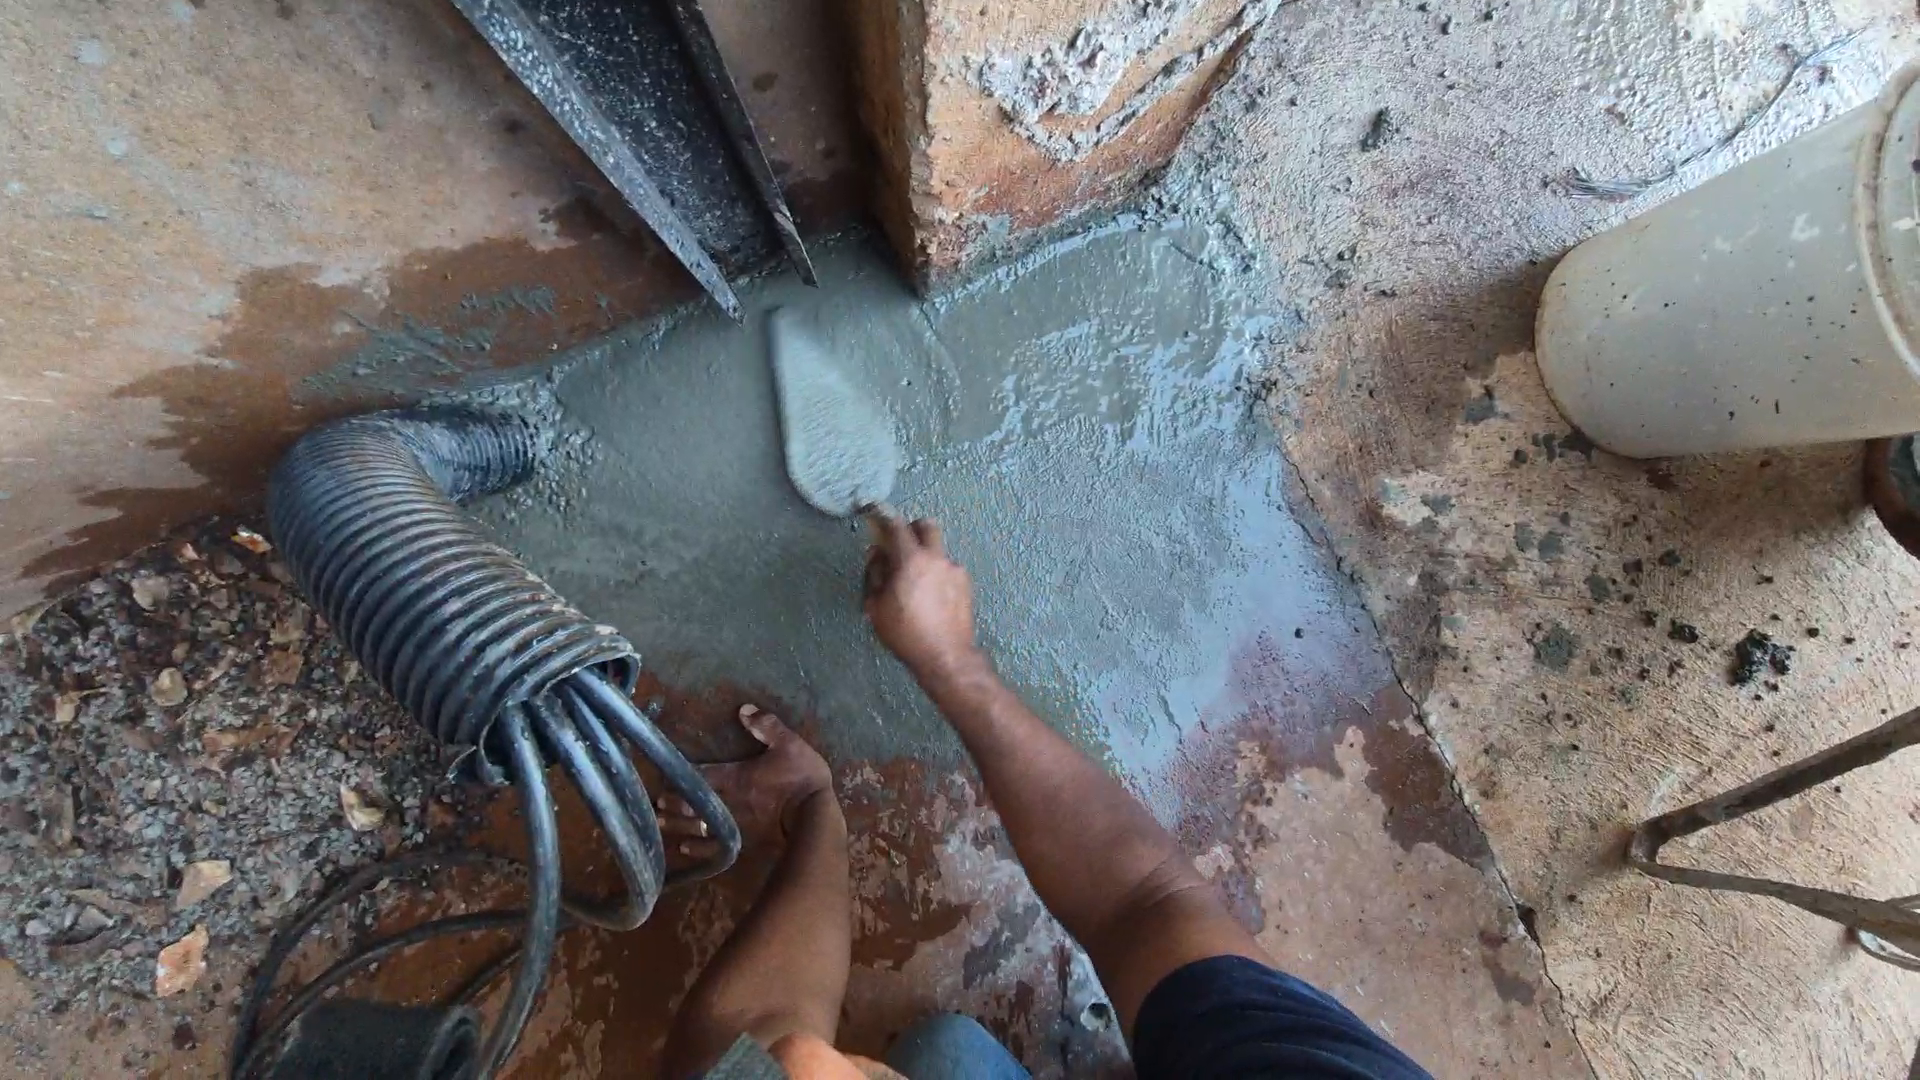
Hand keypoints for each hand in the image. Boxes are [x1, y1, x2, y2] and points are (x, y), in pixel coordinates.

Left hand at [658, 705, 835, 857]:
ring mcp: (734, 826)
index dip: (681, 775)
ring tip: (658, 823)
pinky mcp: (743, 844)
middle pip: (693, 802)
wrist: (814, 816)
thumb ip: (767, 726)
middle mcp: (728, 802)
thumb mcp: (790, 744)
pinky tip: (685, 847)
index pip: (701, 775)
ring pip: (698, 826)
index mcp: (736, 777)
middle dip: (673, 801)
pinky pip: (714, 848)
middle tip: (654, 801)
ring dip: (677, 824)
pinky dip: (697, 847)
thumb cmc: (802, 778)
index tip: (662, 776)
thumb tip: (744, 709)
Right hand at [863, 513, 978, 679]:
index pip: (896, 526)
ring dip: (926, 553)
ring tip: (915, 578)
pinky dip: (937, 571)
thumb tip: (877, 554)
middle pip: (927, 525)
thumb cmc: (905, 633)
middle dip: (912, 528)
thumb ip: (875, 573)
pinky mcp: (965, 584)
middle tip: (900, 542)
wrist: (945, 655)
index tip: (874, 509)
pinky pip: (948, 567)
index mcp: (911, 560)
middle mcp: (936, 558)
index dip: (883, 515)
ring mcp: (954, 570)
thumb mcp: (876, 606)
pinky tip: (930, 593)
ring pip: (938, 548)